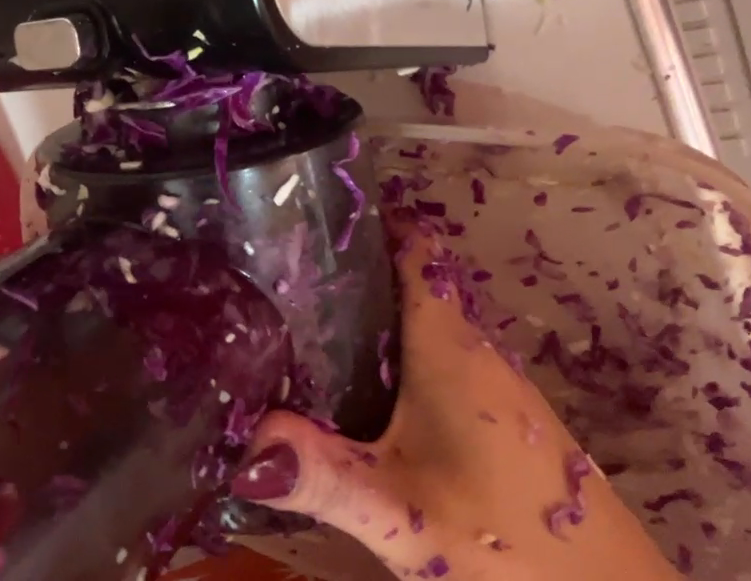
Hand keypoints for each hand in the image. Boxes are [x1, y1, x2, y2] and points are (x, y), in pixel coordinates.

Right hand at [228, 236, 681, 579]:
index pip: (414, 247)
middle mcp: (472, 350)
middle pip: (405, 280)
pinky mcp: (497, 421)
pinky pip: (427, 356)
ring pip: (416, 320)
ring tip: (292, 312)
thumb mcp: (401, 513)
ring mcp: (490, 386)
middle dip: (345, 264)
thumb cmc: (513, 545)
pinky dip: (385, 349)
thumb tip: (237, 448)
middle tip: (272, 263)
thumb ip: (321, 476)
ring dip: (364, 307)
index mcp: (449, 345)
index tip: (307, 205)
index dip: (369, 216)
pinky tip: (347, 382)